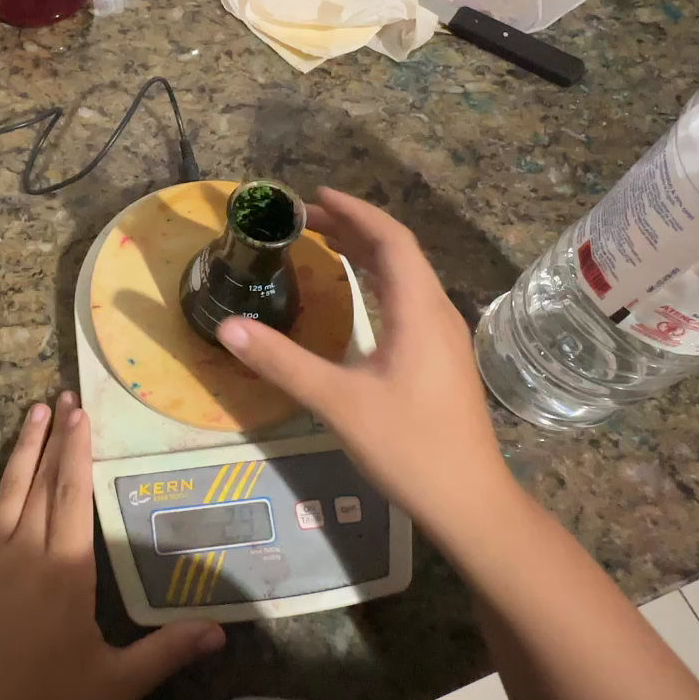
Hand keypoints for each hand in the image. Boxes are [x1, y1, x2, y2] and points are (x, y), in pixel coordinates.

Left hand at [0, 393, 225, 699]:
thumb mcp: (114, 685)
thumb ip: (166, 651)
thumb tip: (221, 630)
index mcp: (67, 568)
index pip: (75, 493)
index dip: (79, 449)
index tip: (83, 412)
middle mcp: (27, 549)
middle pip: (43, 480)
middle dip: (55, 436)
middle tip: (63, 396)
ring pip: (7, 488)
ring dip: (21, 447)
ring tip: (33, 411)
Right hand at [215, 188, 513, 521]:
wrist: (471, 503)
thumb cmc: (409, 447)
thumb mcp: (338, 403)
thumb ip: (282, 362)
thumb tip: (227, 327)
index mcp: (419, 310)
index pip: (391, 240)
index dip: (355, 211)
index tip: (316, 196)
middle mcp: (437, 312)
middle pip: (398, 251)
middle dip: (353, 227)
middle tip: (305, 219)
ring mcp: (443, 335)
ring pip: (405, 275)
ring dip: (366, 251)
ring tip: (323, 241)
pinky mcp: (440, 356)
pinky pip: (407, 297)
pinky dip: (377, 278)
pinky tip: (356, 291)